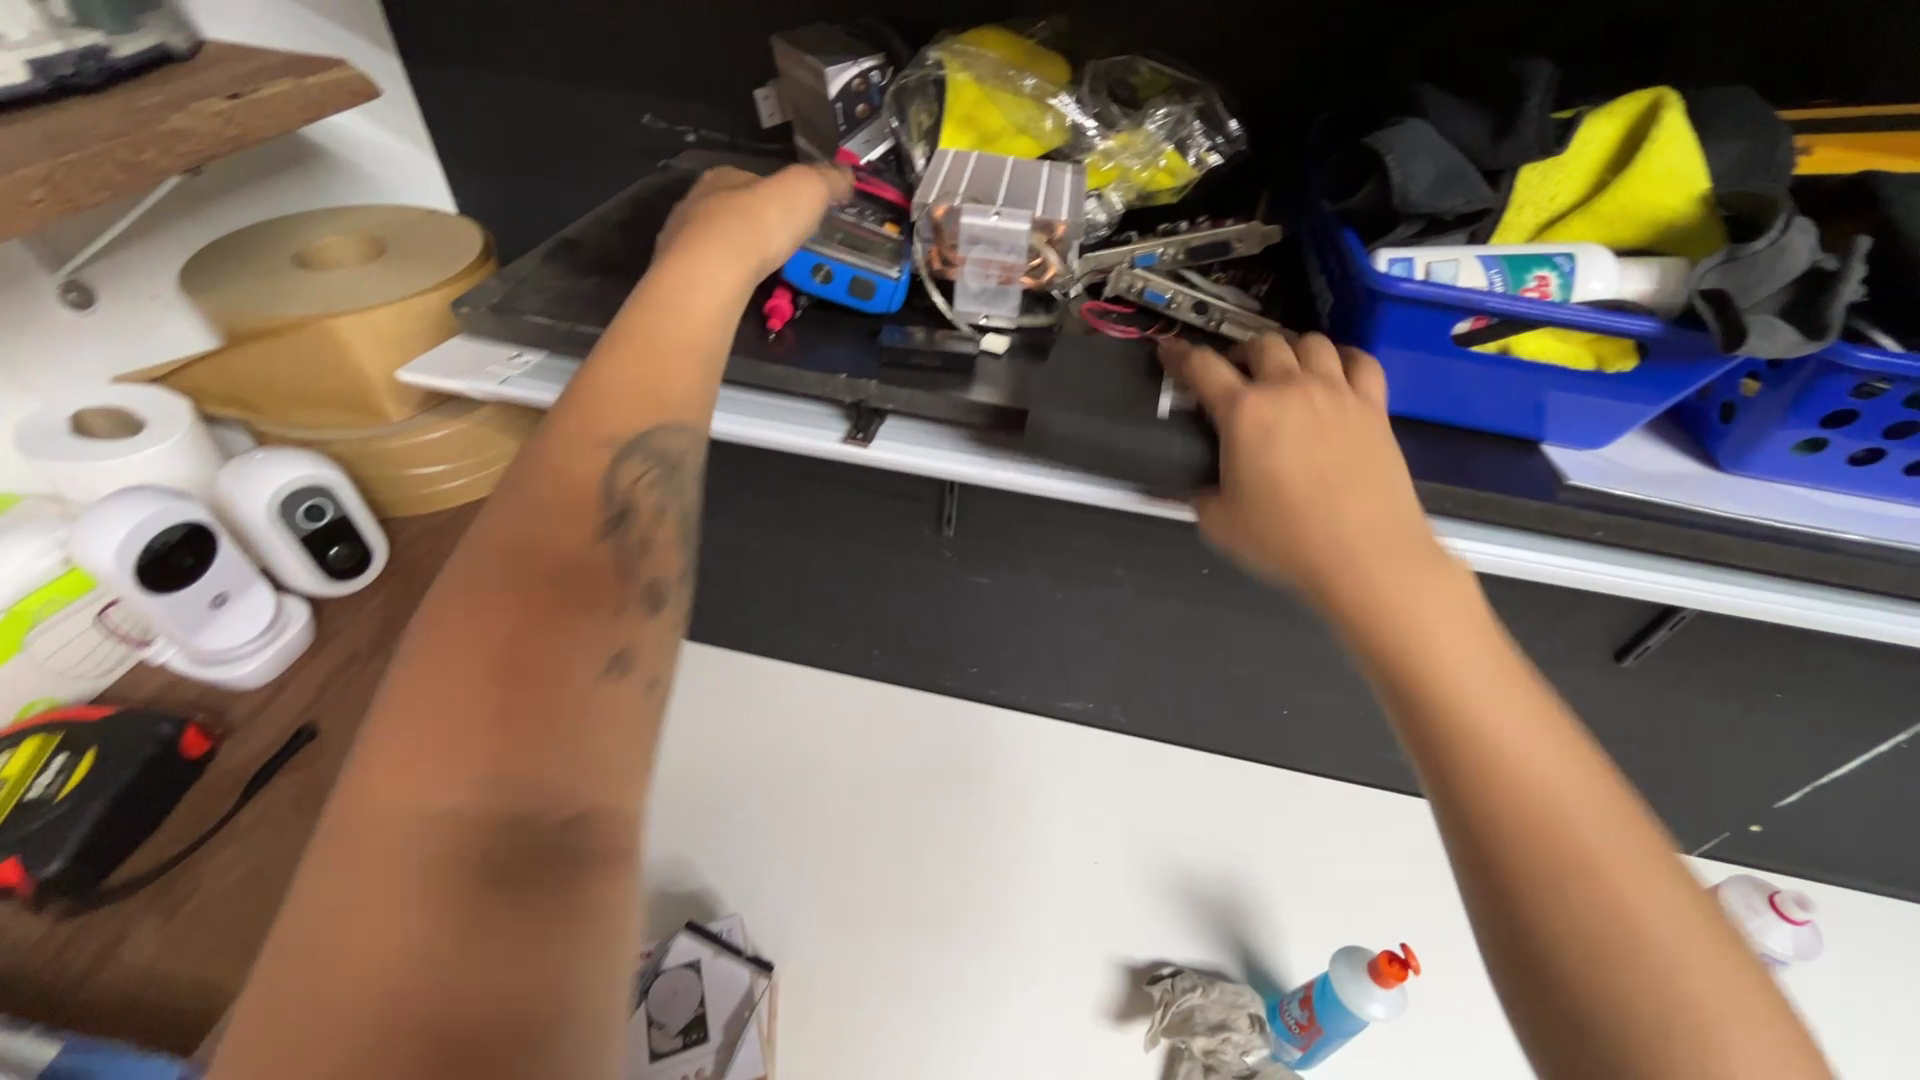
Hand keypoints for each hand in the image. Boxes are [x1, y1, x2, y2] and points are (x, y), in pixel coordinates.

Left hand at [656, 164, 852, 284]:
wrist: (713, 269)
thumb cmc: (760, 222)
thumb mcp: (808, 190)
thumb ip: (828, 180)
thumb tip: (847, 176)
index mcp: (725, 176)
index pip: (754, 180)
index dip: (777, 195)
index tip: (795, 215)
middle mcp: (697, 200)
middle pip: (732, 210)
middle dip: (754, 225)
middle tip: (780, 247)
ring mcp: (682, 236)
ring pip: (715, 241)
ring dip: (736, 252)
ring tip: (760, 272)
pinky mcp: (678, 270)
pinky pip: (707, 270)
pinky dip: (722, 276)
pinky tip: (738, 288)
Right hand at [1159, 333, 1458, 621]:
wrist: (1364, 557)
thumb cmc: (1284, 541)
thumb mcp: (1219, 523)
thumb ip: (1199, 495)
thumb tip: (1196, 486)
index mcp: (1244, 412)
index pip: (1202, 367)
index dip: (1179, 356)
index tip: (1169, 352)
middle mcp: (1289, 389)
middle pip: (1261, 344)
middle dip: (1241, 355)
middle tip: (1234, 378)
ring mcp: (1337, 393)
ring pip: (1311, 342)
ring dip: (1290, 351)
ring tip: (1284, 373)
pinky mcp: (1374, 407)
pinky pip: (1361, 360)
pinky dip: (1342, 358)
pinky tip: (1335, 373)